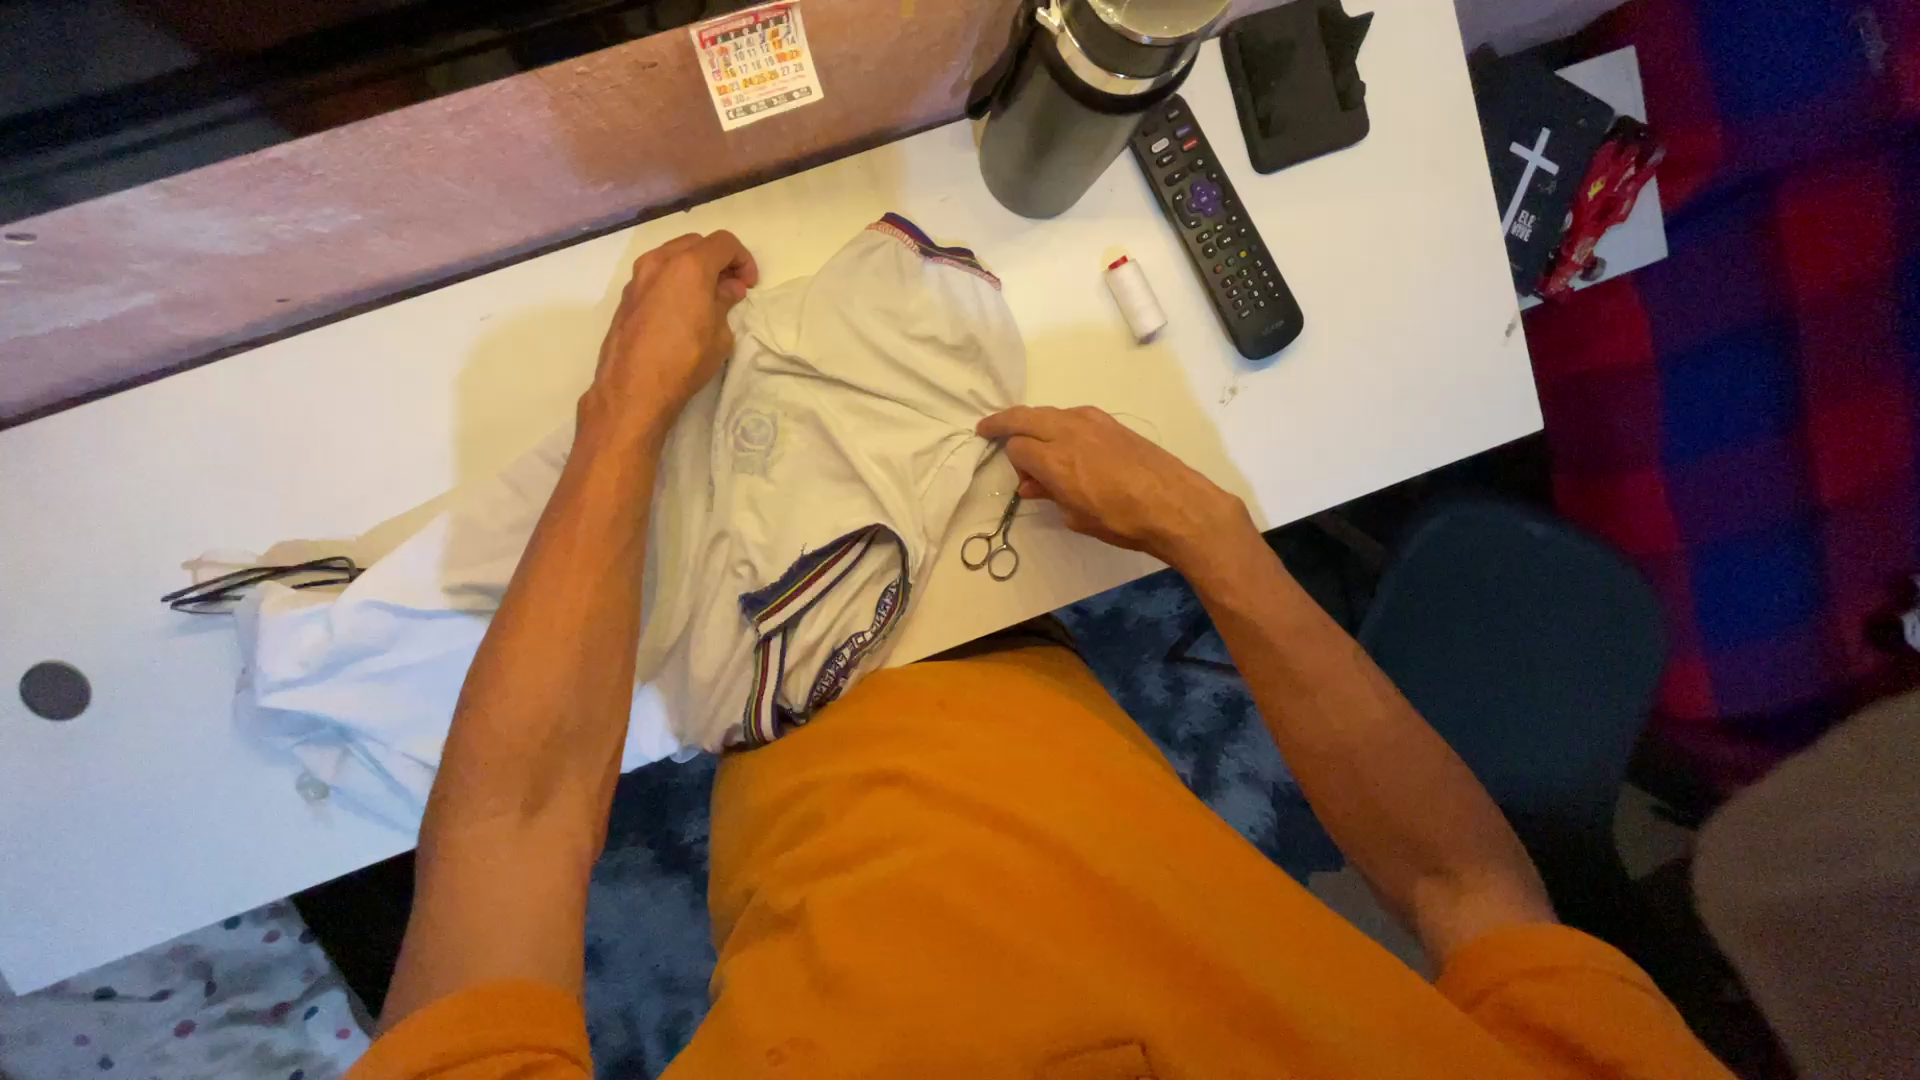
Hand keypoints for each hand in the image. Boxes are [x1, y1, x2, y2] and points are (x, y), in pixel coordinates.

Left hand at [583, 231, 758, 433]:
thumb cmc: (685, 360)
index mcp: (689, 266)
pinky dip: (675, 282)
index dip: (743, 260)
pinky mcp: (627, 296)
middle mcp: (659, 262)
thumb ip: (724, 303)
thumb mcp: (720, 334)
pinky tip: (682, 310)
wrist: (634, 387)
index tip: (749, 285)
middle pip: (696, 244)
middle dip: (718, 261)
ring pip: (673, 256)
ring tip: (707, 300)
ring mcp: (638, 277)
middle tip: (731, 289)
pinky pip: (657, 275)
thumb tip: (728, 289)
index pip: (724, 243)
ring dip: (694, 269)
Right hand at [975, 405, 1251, 567]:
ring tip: (1033, 445)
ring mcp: (1092, 421)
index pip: (1016, 447)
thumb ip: (1049, 494)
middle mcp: (1068, 430)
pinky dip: (1059, 425)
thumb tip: (1031, 485)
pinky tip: (1066, 444)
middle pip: (1024, 416)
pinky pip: (1073, 416)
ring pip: (1049, 413)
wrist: (1176, 505)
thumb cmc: (1122, 520)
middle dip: (1003, 422)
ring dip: (1035, 424)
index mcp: (1054, 457)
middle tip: (987, 428)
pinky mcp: (1111, 423)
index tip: (1017, 476)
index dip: (1011, 462)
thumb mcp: (1076, 516)